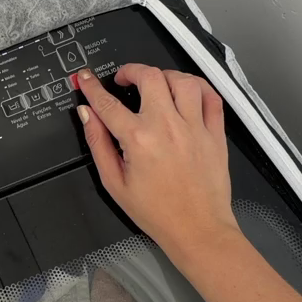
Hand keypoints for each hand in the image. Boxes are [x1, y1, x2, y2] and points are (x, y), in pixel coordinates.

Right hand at [76, 64, 240, 269]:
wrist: (198, 230)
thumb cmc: (157, 212)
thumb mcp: (113, 182)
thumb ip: (97, 142)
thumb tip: (88, 114)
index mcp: (138, 140)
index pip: (107, 102)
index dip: (92, 86)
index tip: (86, 78)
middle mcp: (167, 127)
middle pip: (149, 77)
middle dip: (130, 70)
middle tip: (123, 79)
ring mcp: (194, 128)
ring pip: (182, 80)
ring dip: (164, 75)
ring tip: (156, 84)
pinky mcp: (215, 134)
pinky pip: (211, 97)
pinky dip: (198, 87)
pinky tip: (186, 91)